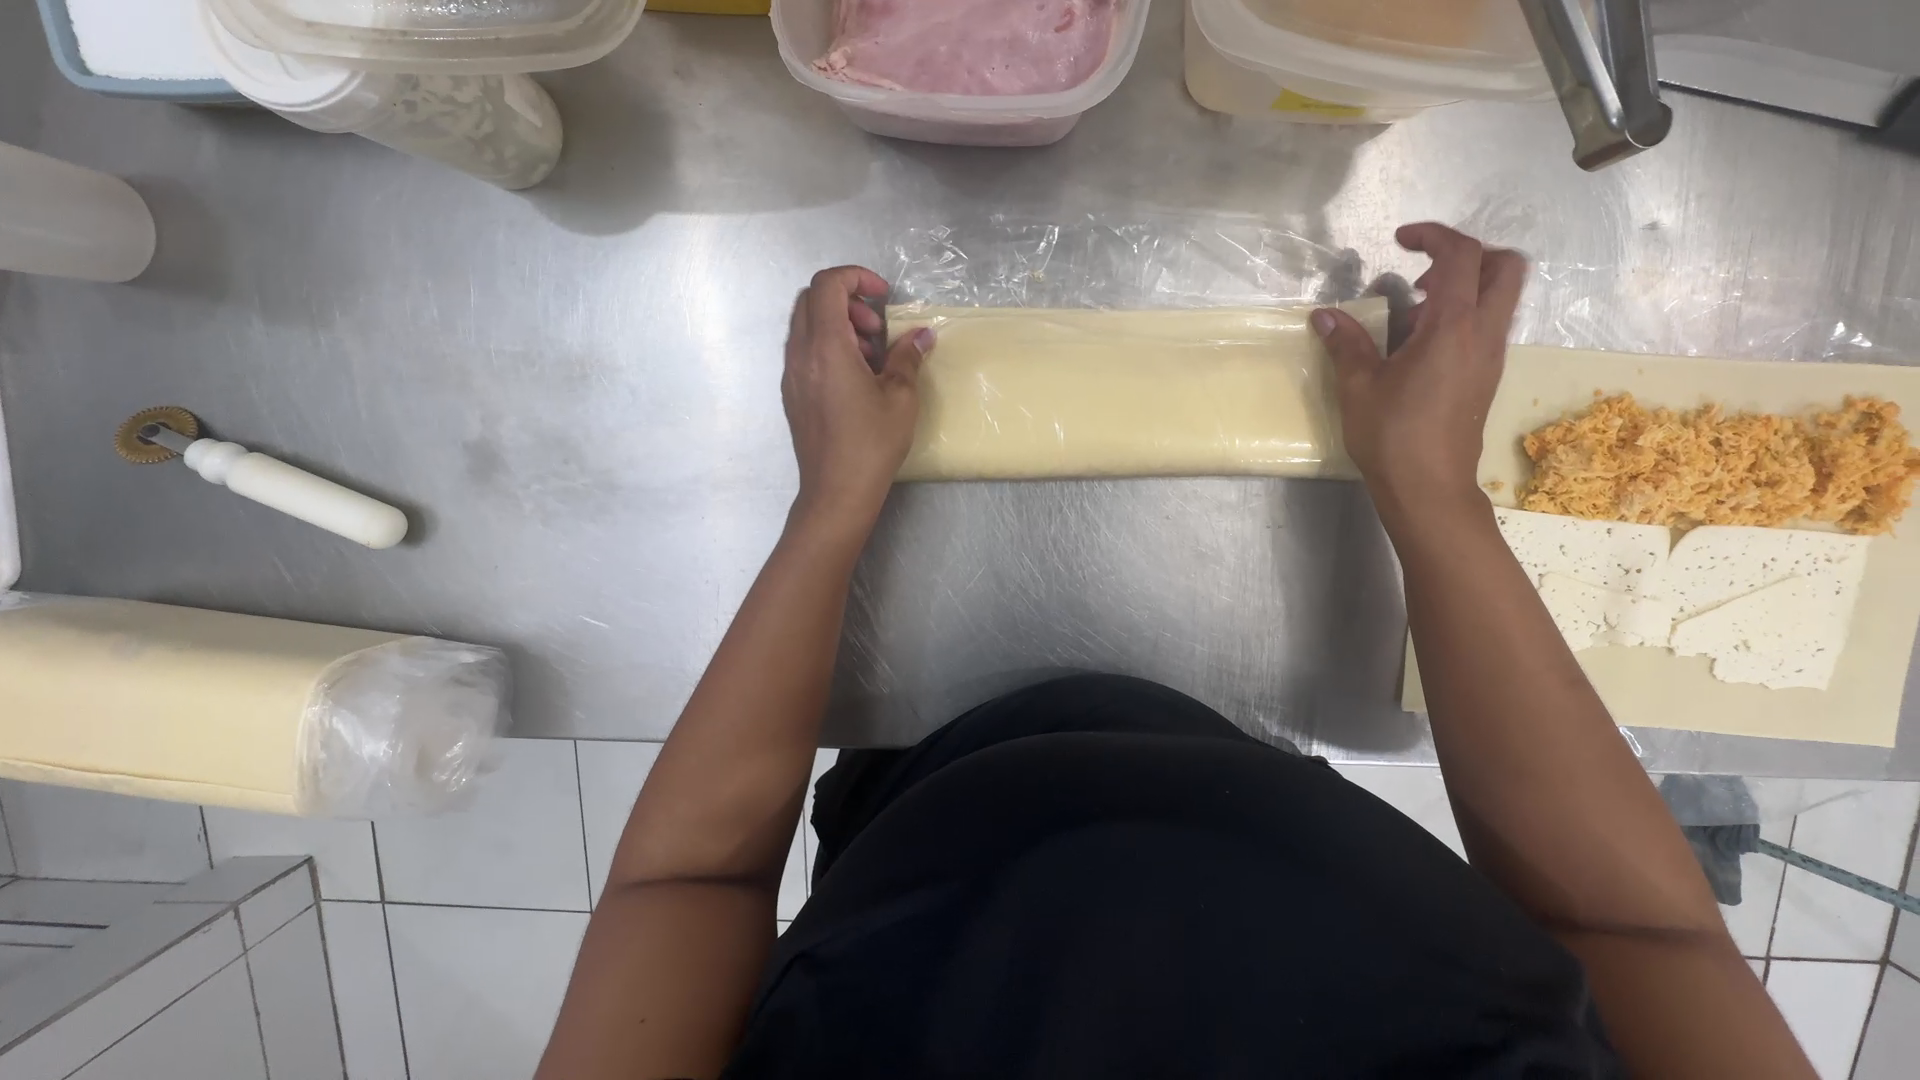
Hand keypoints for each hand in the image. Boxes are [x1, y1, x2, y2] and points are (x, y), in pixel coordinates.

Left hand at [782, 266, 933, 535]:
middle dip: (847, 301)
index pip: (827, 285)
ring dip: (839, 325)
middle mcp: (800, 354)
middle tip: (877, 329)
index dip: (856, 277)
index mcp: (826, 347)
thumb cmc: (871, 444)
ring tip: (871, 357)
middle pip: (811, 299)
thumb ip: (908, 357)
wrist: (836, 492)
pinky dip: (828, 347)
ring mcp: (791, 375)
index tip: (883, 296)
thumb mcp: (901, 397)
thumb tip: (922, 335)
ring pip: (806, 325)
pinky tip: (855, 378)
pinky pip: (804, 351)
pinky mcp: (792, 394)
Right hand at [1314, 223, 1526, 523]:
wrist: (1428, 486)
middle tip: (1423, 271)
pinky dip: (1461, 315)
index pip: (1461, 257)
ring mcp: (1490, 356)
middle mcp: (1483, 334)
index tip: (1400, 240)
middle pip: (1505, 267)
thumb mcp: (1358, 386)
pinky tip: (1418, 343)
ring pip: (1500, 297)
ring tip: (1414, 309)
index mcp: (1453, 327)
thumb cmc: (1392, 435)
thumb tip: (1325, 316)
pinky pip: (1486, 326)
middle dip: (1468, 255)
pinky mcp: (1485, 376)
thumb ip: (1347, 343)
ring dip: (1465, 286)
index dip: (1433, 236)